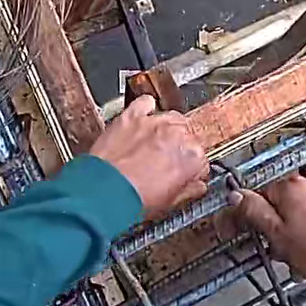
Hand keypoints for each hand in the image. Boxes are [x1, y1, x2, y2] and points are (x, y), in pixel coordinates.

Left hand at [88, 94, 207, 217]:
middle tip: (168, 160)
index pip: (201, 159)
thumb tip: (196, 187)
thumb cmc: (134, 198)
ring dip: (168, 128)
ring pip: (172, 117)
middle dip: (181, 147)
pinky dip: (146, 108)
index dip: (193, 168)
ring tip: (158, 141)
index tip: (186, 173)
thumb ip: (189, 189)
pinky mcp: (132, 116)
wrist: (103, 191)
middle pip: (188, 136)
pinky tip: (144, 116)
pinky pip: (145, 102)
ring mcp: (154, 123)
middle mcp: (177, 135)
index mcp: (191, 158)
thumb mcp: (169, 202)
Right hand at [230, 173, 305, 289]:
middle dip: (278, 223)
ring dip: (297, 227)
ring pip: (302, 208)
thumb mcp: (278, 236)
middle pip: (282, 200)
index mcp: (290, 187)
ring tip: (301, 252)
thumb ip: (254, 212)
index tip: (253, 231)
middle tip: (279, 247)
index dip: (253, 216)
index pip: (259, 194)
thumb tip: (236, 196)